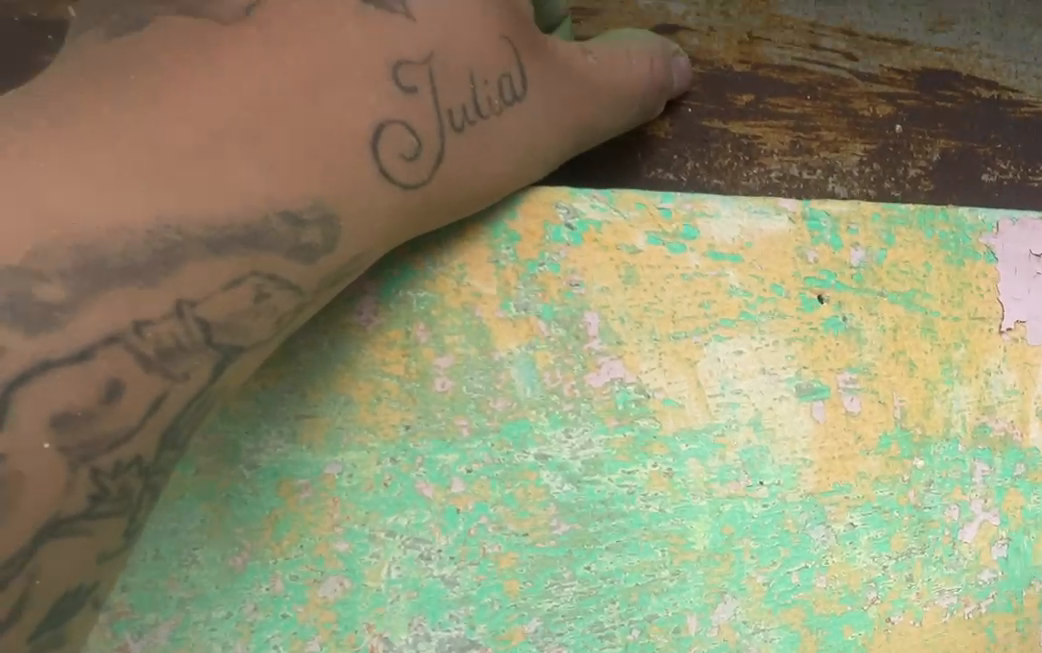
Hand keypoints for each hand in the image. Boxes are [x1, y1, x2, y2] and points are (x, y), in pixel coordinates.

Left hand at [29, 0, 690, 252]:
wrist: (259, 146)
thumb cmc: (442, 114)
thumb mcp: (562, 108)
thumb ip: (628, 79)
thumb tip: (678, 65)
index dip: (558, 24)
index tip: (556, 53)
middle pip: (484, 1)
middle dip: (500, 24)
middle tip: (491, 68)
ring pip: (406, 11)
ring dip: (425, 33)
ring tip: (418, 81)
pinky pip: (343, 19)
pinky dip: (362, 35)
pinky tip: (354, 78)